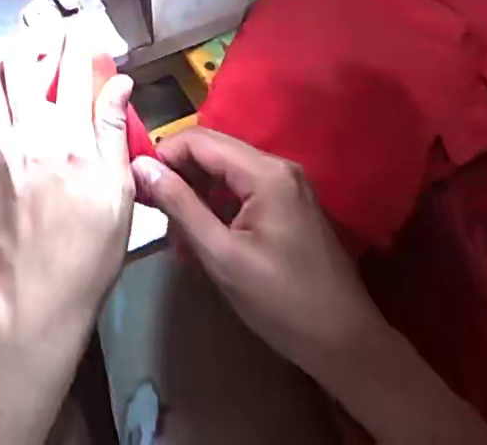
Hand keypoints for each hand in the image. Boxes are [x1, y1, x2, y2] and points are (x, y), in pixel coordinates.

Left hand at [0, 31, 136, 339]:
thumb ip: (113, 128)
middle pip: (18, 63)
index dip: (77, 43)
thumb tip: (120, 82)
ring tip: (9, 62)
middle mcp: (29, 132)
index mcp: (70, 138)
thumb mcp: (119, 187)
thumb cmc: (90, 241)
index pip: (73, 71)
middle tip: (40, 44)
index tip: (79, 34)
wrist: (41, 287)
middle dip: (30, 42)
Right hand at [131, 127, 385, 370]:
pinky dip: (214, 202)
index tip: (138, 184)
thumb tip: (140, 165)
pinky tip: (200, 232)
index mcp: (265, 173)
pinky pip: (239, 186)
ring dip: (193, 190)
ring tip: (172, 227)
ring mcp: (286, 183)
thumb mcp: (222, 256)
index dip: (162, 155)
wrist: (349, 347)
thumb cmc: (283, 304)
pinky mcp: (287, 201)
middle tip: (150, 206)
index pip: (198, 140)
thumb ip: (180, 205)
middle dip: (176, 173)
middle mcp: (277, 166)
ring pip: (222, 168)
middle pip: (211, 150)